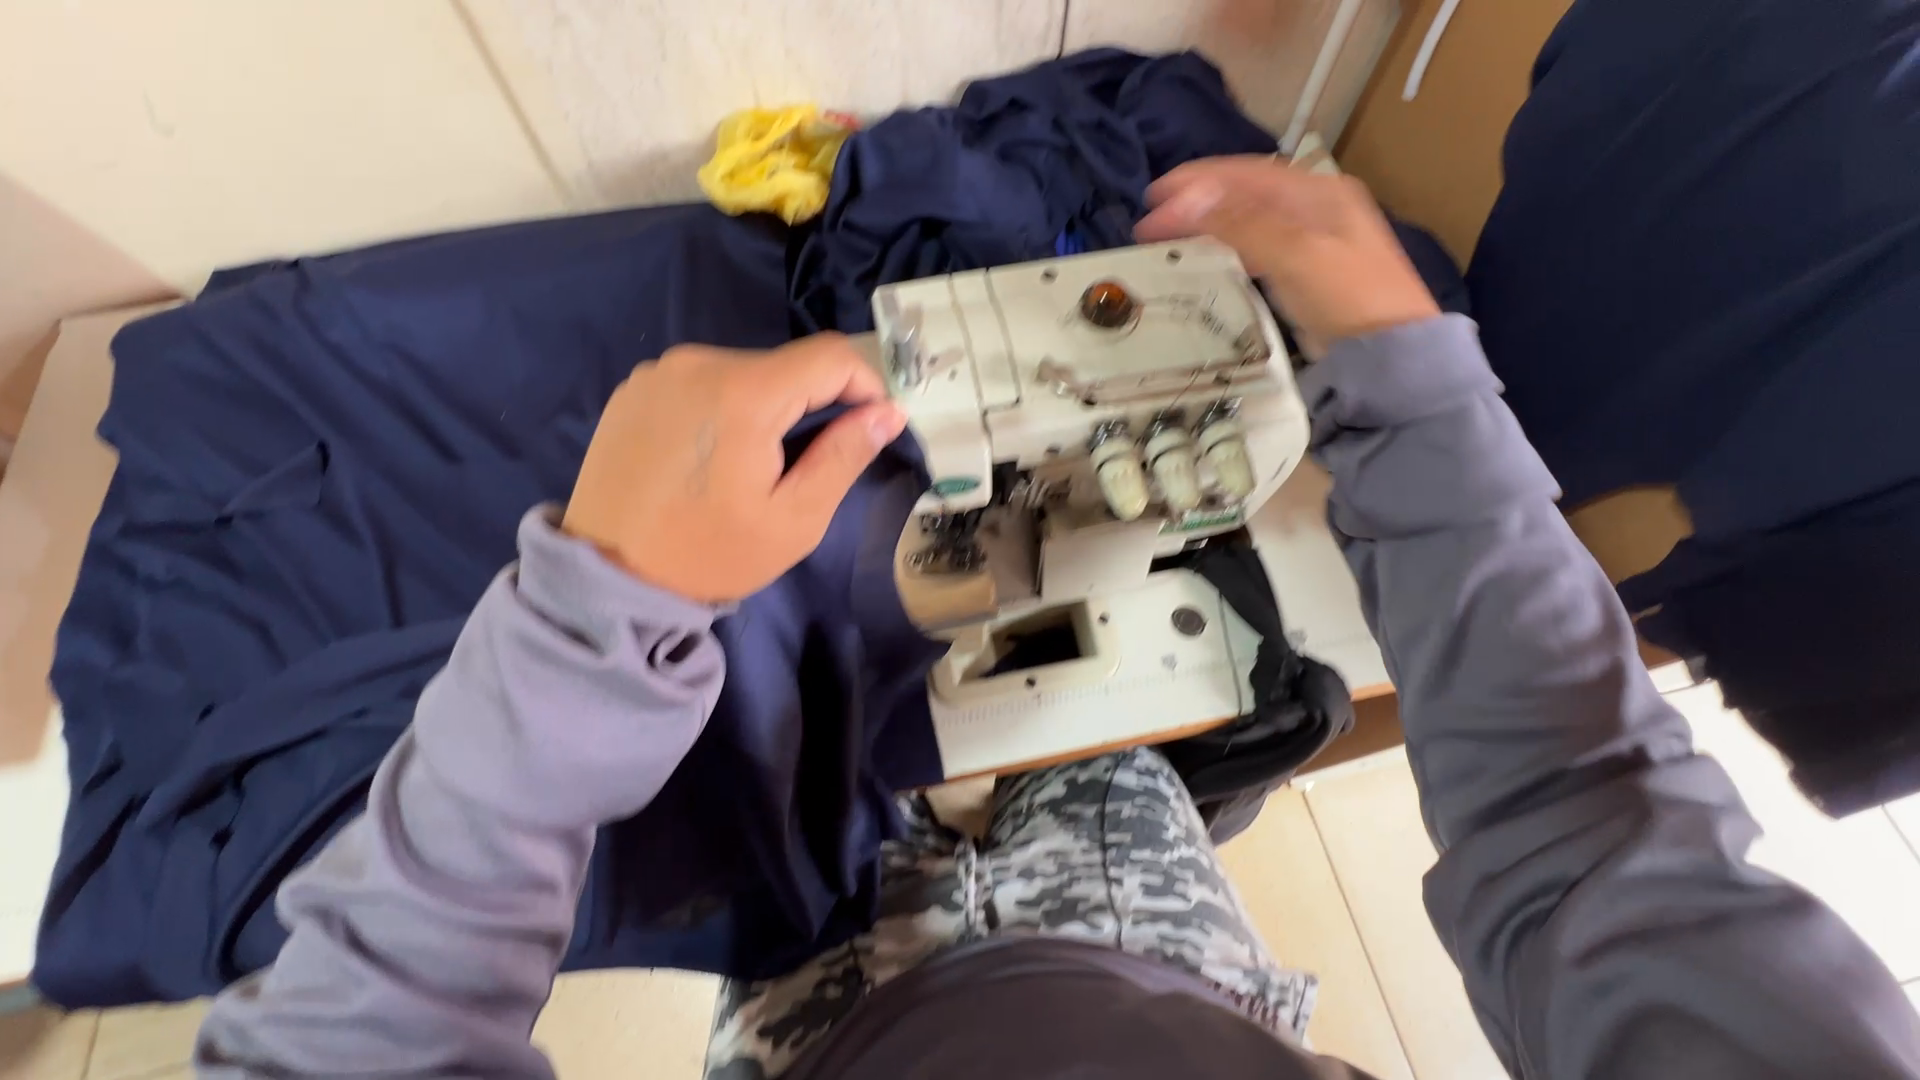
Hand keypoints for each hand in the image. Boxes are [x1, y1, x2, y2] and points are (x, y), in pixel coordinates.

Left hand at [562, 334, 906, 603]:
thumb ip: (844, 456)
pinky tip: (707, 458)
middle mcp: (699, 363)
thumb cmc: (709, 553)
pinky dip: (723, 409)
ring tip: (750, 467)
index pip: (831, 356)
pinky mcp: (635, 389)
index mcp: (744, 393)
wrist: (605, 576)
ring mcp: (659, 373)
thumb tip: (888, 412)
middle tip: (803, 466)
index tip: (870, 425)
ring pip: (744, 373)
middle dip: (811, 406)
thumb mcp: (795, 518)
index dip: (865, 384)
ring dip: (767, 408)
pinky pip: (702, 383)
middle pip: (786, 366)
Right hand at [1135, 156, 1439, 357]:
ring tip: (1172, 234)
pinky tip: (1208, 255)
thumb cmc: (1346, 297)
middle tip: (1153, 218)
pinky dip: (1225, 245)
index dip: (1196, 182)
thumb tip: (1184, 202)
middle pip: (1245, 193)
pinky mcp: (1304, 272)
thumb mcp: (1294, 254)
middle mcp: (1315, 207)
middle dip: (1198, 200)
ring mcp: (1311, 240)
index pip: (1246, 174)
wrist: (1387, 353)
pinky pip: (1255, 246)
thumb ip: (1240, 225)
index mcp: (1318, 193)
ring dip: (1208, 222)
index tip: (1153, 197)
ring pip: (1248, 219)